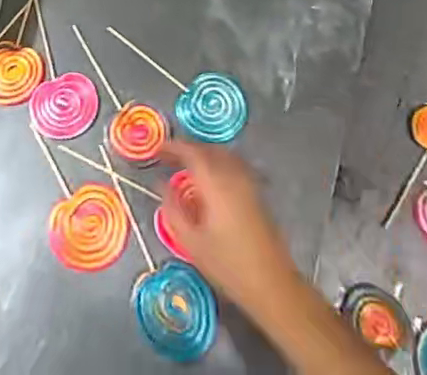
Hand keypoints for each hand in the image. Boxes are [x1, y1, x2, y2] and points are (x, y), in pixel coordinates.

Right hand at [162, 141, 388, 374]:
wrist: (270, 281)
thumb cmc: (227, 265)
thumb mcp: (191, 242)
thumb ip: (173, 209)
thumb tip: (162, 184)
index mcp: (216, 183)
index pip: (192, 153)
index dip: (173, 146)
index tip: (156, 149)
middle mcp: (233, 174)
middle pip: (208, 149)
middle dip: (187, 149)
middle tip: (167, 157)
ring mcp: (248, 181)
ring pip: (222, 154)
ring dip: (202, 154)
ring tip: (183, 166)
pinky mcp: (255, 190)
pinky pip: (232, 164)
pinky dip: (216, 162)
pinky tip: (207, 179)